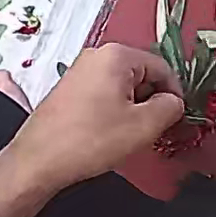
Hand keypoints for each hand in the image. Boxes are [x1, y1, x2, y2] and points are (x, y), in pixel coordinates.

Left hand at [6, 44, 184, 192]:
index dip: (175, 95)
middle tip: (154, 130)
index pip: (162, 68)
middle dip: (152, 101)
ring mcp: (80, 71)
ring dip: (134, 108)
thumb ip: (171, 107)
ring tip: (130, 135)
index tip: (176, 119)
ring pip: (124, 86)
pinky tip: (110, 133)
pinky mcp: (69, 89)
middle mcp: (97, 55)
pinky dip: (115, 110)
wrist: (39, 161)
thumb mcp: (144, 125)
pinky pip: (104, 93)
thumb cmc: (92, 140)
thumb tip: (174, 102)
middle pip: (142, 75)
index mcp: (117, 55)